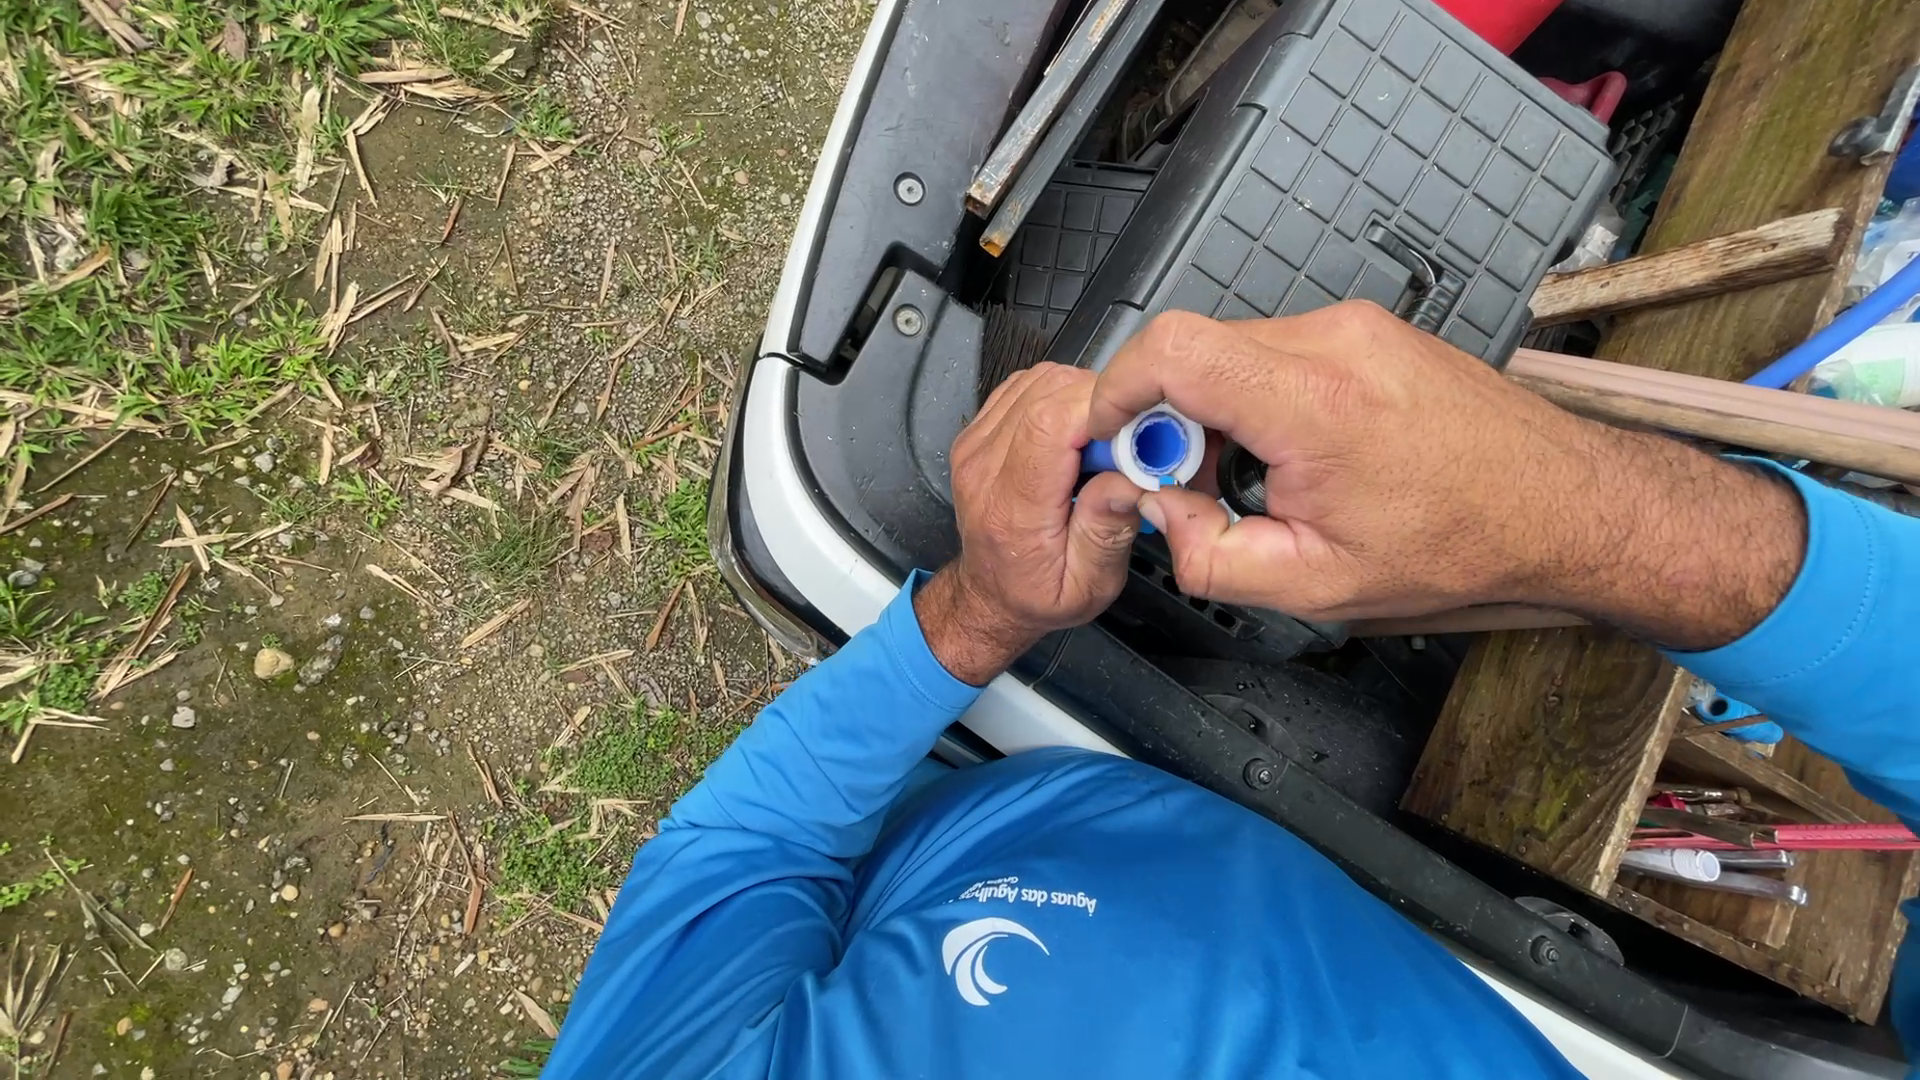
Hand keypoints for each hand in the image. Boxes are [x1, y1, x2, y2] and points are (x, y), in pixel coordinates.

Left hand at [916, 364, 1144, 683]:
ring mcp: (976, 445)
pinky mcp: (978, 433)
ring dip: (1083, 399)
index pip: (1049, 422)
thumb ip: (1108, 532)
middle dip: (1102, 404)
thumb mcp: (1088, 585)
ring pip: (1040, 381)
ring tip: (1099, 443)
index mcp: (1011, 507)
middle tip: (1125, 442)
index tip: (1136, 431)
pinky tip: (1075, 434)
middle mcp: (985, 467)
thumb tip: (1130, 481)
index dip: (1101, 411)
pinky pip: (1025, 388)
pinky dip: (1060, 398)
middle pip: (1049, 392)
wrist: (991, 597)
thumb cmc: (1036, 594)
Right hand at [1087, 302, 1803, 648]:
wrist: (1568, 507)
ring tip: (1232, 479)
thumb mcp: (1312, 587)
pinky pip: (1261, 353)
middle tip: (1176, 483)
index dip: (1116, 388)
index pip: (1174, 350)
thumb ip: (1207, 556)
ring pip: (1221, 351)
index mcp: (1315, 404)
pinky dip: (1238, 402)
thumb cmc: (1459, 545)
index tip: (1107, 436)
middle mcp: (1330, 343)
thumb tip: (1159, 509)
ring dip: (1200, 413)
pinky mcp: (1356, 332)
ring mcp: (1347, 328)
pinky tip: (1266, 455)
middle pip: (1187, 349)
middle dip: (1157, 417)